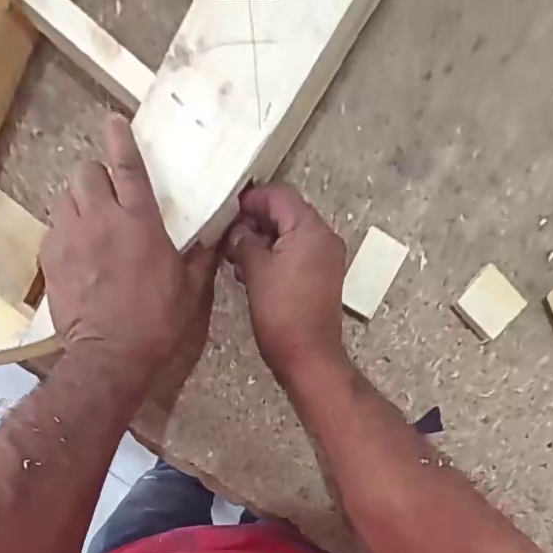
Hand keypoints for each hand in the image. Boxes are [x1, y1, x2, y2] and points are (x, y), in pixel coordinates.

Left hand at [41, 116, 217, 373]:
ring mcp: (70, 236)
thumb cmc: (159, 326)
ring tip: (94, 225)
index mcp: (140, 224)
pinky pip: (55, 229)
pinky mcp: (50, 258)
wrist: (112, 356)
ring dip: (80, 202)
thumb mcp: (192, 295)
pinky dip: (68, 233)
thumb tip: (211, 238)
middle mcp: (100, 219)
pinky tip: (82, 255)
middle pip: (86, 171)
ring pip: (66, 196)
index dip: (120, 139)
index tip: (115, 123)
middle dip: (97, 176)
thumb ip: (200, 259)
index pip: (126, 165)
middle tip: (111, 197)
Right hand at [222, 184, 347, 372]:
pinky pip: (296, 257)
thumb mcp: (255, 268)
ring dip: (262, 243)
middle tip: (229, 239)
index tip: (226, 214)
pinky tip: (252, 274)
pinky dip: (275, 259)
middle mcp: (324, 240)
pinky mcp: (322, 281)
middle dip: (255, 223)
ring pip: (289, 237)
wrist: (308, 358)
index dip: (249, 201)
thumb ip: (243, 239)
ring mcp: (326, 261)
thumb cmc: (282, 314)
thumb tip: (239, 232)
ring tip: (237, 260)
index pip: (278, 195)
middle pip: (285, 214)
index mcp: (311, 229)